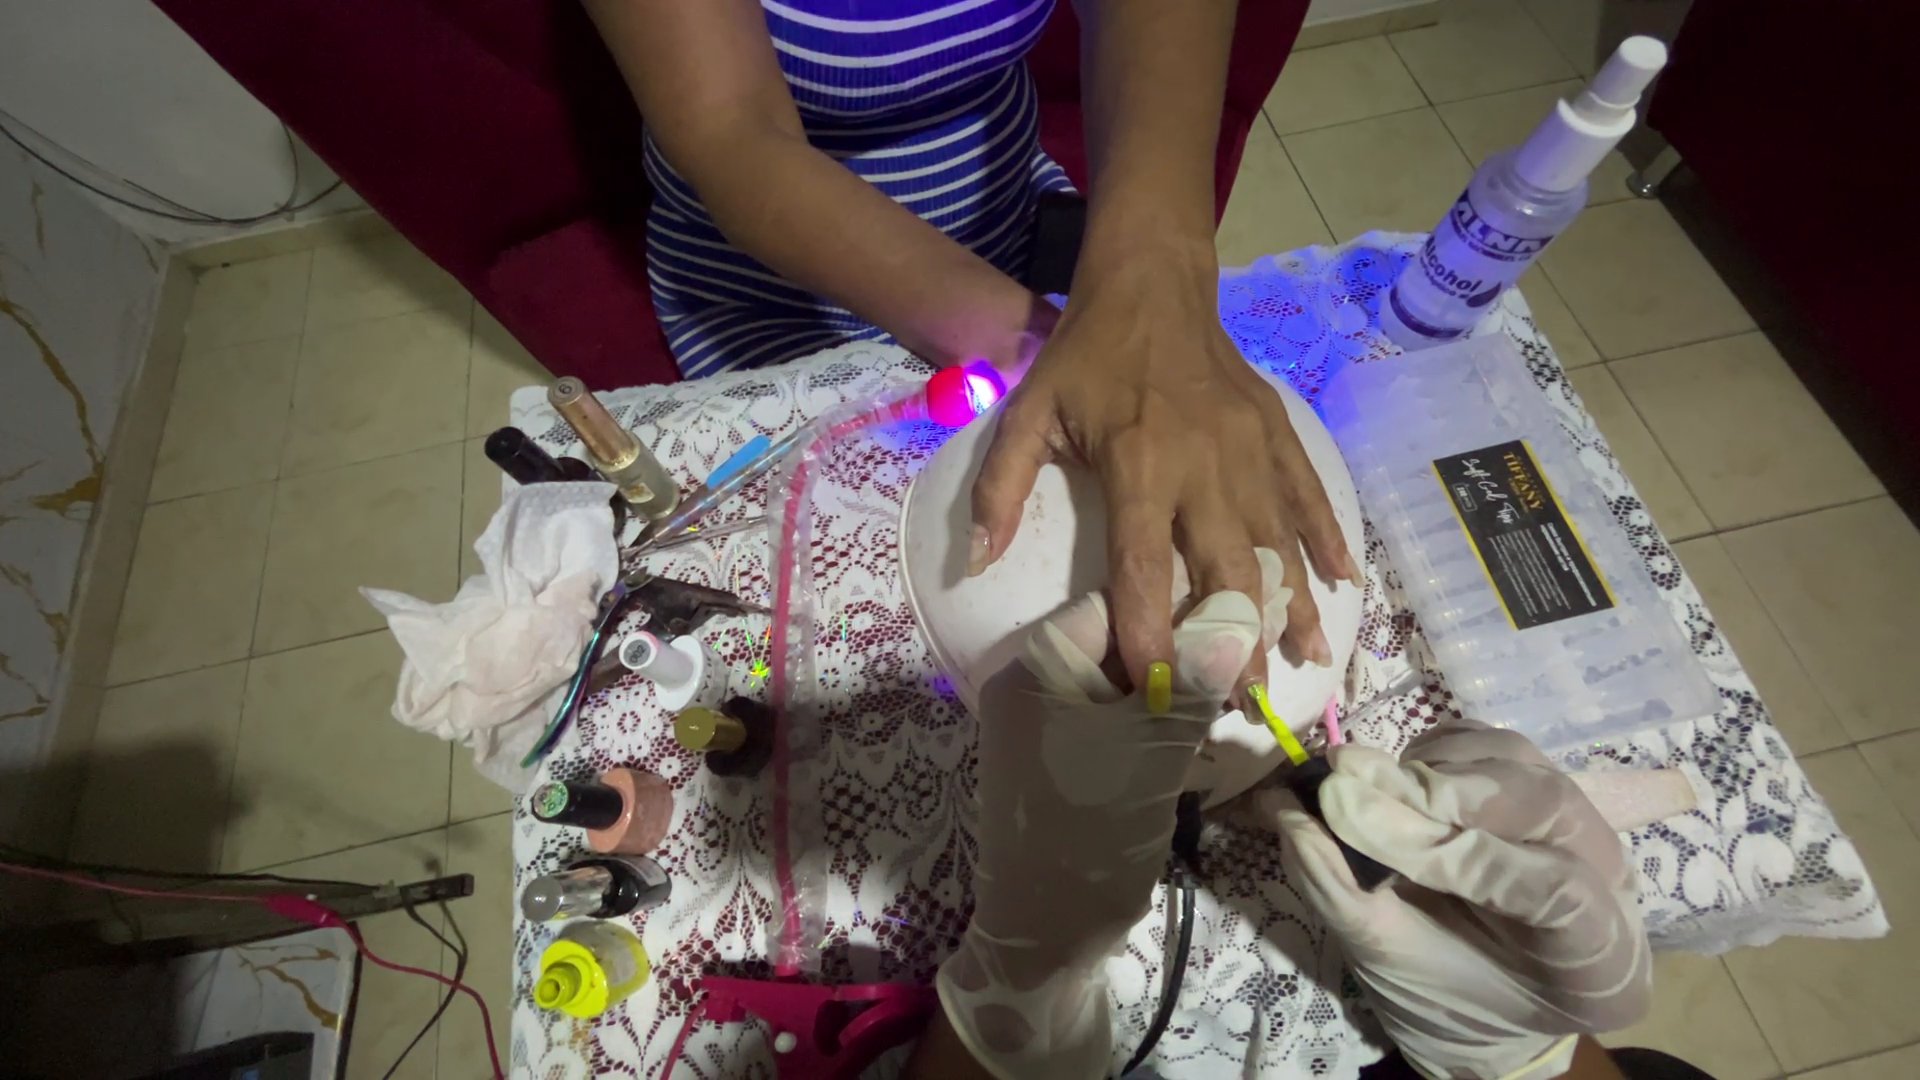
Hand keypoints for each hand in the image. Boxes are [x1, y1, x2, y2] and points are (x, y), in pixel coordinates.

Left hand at [937, 563, 1280, 1078]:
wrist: (1049, 934)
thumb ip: (1190, 683)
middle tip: (1245, 653)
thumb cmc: (1089, 830)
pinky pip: (1117, 719)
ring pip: (1123, 684)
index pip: (1109, 605)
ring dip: (1174, 688)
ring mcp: (1050, 722)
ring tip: (1234, 689)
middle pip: (1118, 643)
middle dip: (1180, 648)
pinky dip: (1157, 720)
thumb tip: (1238, 612)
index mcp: (1037, 667)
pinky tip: (1204, 726)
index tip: (1234, 607)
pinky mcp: (1069, 755)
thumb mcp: (1148, 753)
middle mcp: (1036, 684)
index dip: (1171, 601)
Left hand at [968, 249, 1357, 703]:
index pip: (1143, 568)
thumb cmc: (1085, 357)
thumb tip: (977, 563)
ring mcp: (1250, 449)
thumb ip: (1001, 488)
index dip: (1148, 633)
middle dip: (1235, 640)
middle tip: (1242, 699)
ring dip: (1291, 607)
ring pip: (1278, 543)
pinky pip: (1308, 496)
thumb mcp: (1027, 414)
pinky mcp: (1277, 432)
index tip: (1155, 688)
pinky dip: (1327, 541)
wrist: (1152, 285)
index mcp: (1139, 465)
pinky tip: (1341, 584)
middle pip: (1226, 570)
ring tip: (1304, 661)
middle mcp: (1204, 467)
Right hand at [1262, 723, 1652, 1079]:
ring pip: (1516, 759)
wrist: (1476, 996)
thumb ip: (1334, 884)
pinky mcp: (1532, 783)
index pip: (1543, 885)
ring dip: (1430, 762)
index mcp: (1595, 959)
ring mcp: (1578, 823)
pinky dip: (1432, 747)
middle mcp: (1611, 880)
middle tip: (1343, 778)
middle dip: (1435, 788)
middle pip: (1543, 802)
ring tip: (1363, 780)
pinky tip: (1395, 776)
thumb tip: (1285, 807)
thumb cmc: (1436, 993)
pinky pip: (1488, 741)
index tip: (1341, 814)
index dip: (1440, 847)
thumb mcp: (1381, 958)